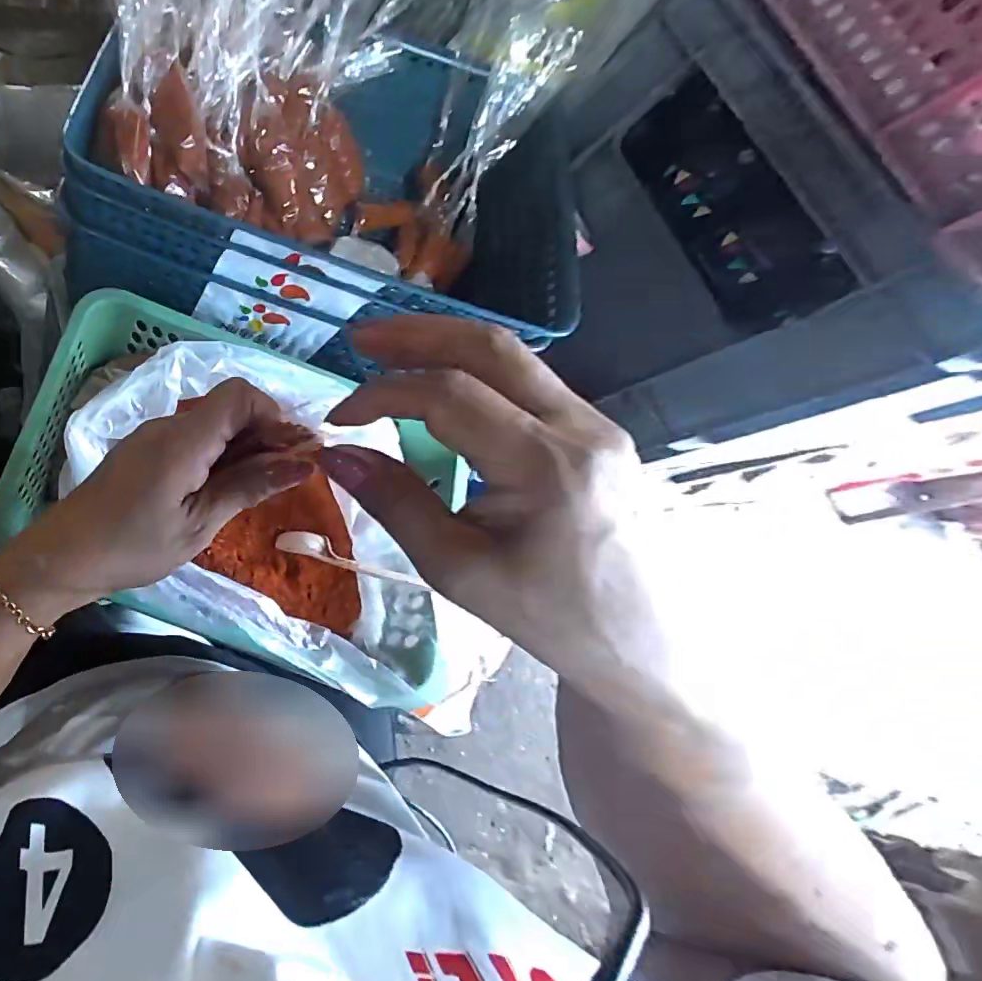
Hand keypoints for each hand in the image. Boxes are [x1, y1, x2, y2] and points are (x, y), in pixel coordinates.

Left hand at [0, 378, 315, 622]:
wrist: (65, 554)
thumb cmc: (132, 547)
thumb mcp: (197, 525)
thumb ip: (247, 487)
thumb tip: (302, 462)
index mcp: (182, 439)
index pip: (240, 395)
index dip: (275, 416)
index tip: (294, 454)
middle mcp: (166, 426)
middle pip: (228, 407)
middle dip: (264, 434)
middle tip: (286, 478)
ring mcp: (150, 436)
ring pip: (210, 424)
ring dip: (241, 447)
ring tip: (256, 489)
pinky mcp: (142, 450)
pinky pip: (189, 439)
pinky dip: (215, 455)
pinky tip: (220, 488)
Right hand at [316, 317, 668, 699]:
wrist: (646, 647)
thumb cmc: (546, 614)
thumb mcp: (454, 567)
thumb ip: (394, 501)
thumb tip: (335, 454)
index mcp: (547, 465)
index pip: (449, 396)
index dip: (381, 395)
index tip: (338, 418)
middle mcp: (581, 428)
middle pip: (491, 349)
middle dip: (416, 334)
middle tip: (358, 337)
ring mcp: (596, 425)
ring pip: (514, 357)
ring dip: (443, 343)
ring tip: (387, 347)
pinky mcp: (593, 433)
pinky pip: (526, 381)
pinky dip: (470, 369)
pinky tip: (434, 380)